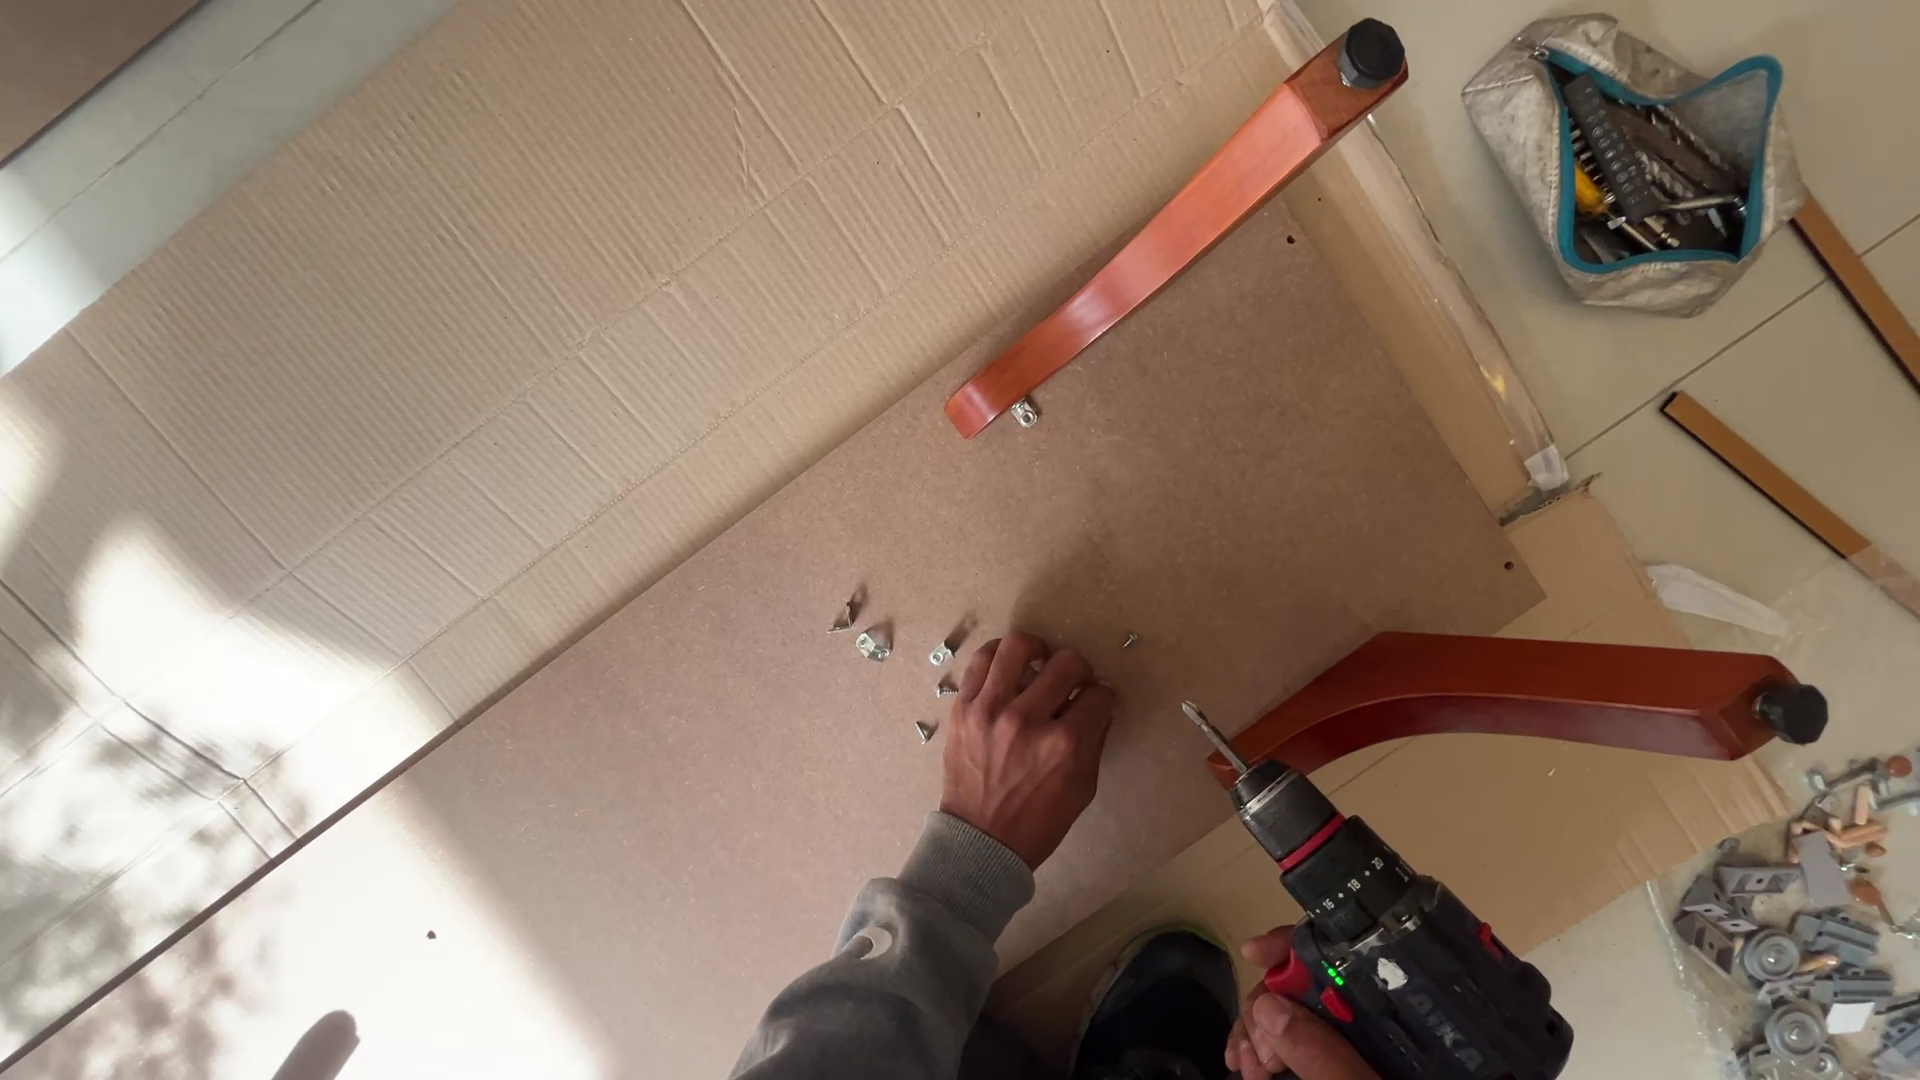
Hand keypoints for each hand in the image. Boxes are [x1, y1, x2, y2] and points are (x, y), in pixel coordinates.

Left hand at [938, 633, 1117, 868]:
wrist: (981, 840)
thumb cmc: (1037, 820)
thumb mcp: (1083, 787)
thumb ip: (1095, 739)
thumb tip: (1102, 702)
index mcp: (1063, 744)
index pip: (1099, 695)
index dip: (1103, 696)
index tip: (1097, 701)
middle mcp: (1027, 719)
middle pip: (1067, 663)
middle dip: (1079, 669)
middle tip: (1072, 682)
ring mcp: (990, 709)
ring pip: (1019, 646)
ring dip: (1037, 648)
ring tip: (1039, 660)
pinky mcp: (963, 706)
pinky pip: (981, 660)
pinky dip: (1000, 655)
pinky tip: (1010, 666)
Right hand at [1226, 929, 1381, 1079]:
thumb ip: (1328, 1062)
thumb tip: (1268, 1006)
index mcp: (1408, 1022)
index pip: (1353, 957)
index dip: (1300, 945)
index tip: (1254, 952)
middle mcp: (1386, 1026)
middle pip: (1314, 984)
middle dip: (1267, 1006)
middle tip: (1248, 1050)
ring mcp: (1363, 1049)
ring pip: (1300, 1015)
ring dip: (1260, 1031)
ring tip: (1243, 1063)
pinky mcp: (1346, 1064)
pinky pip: (1301, 1045)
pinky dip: (1270, 1049)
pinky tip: (1251, 1065)